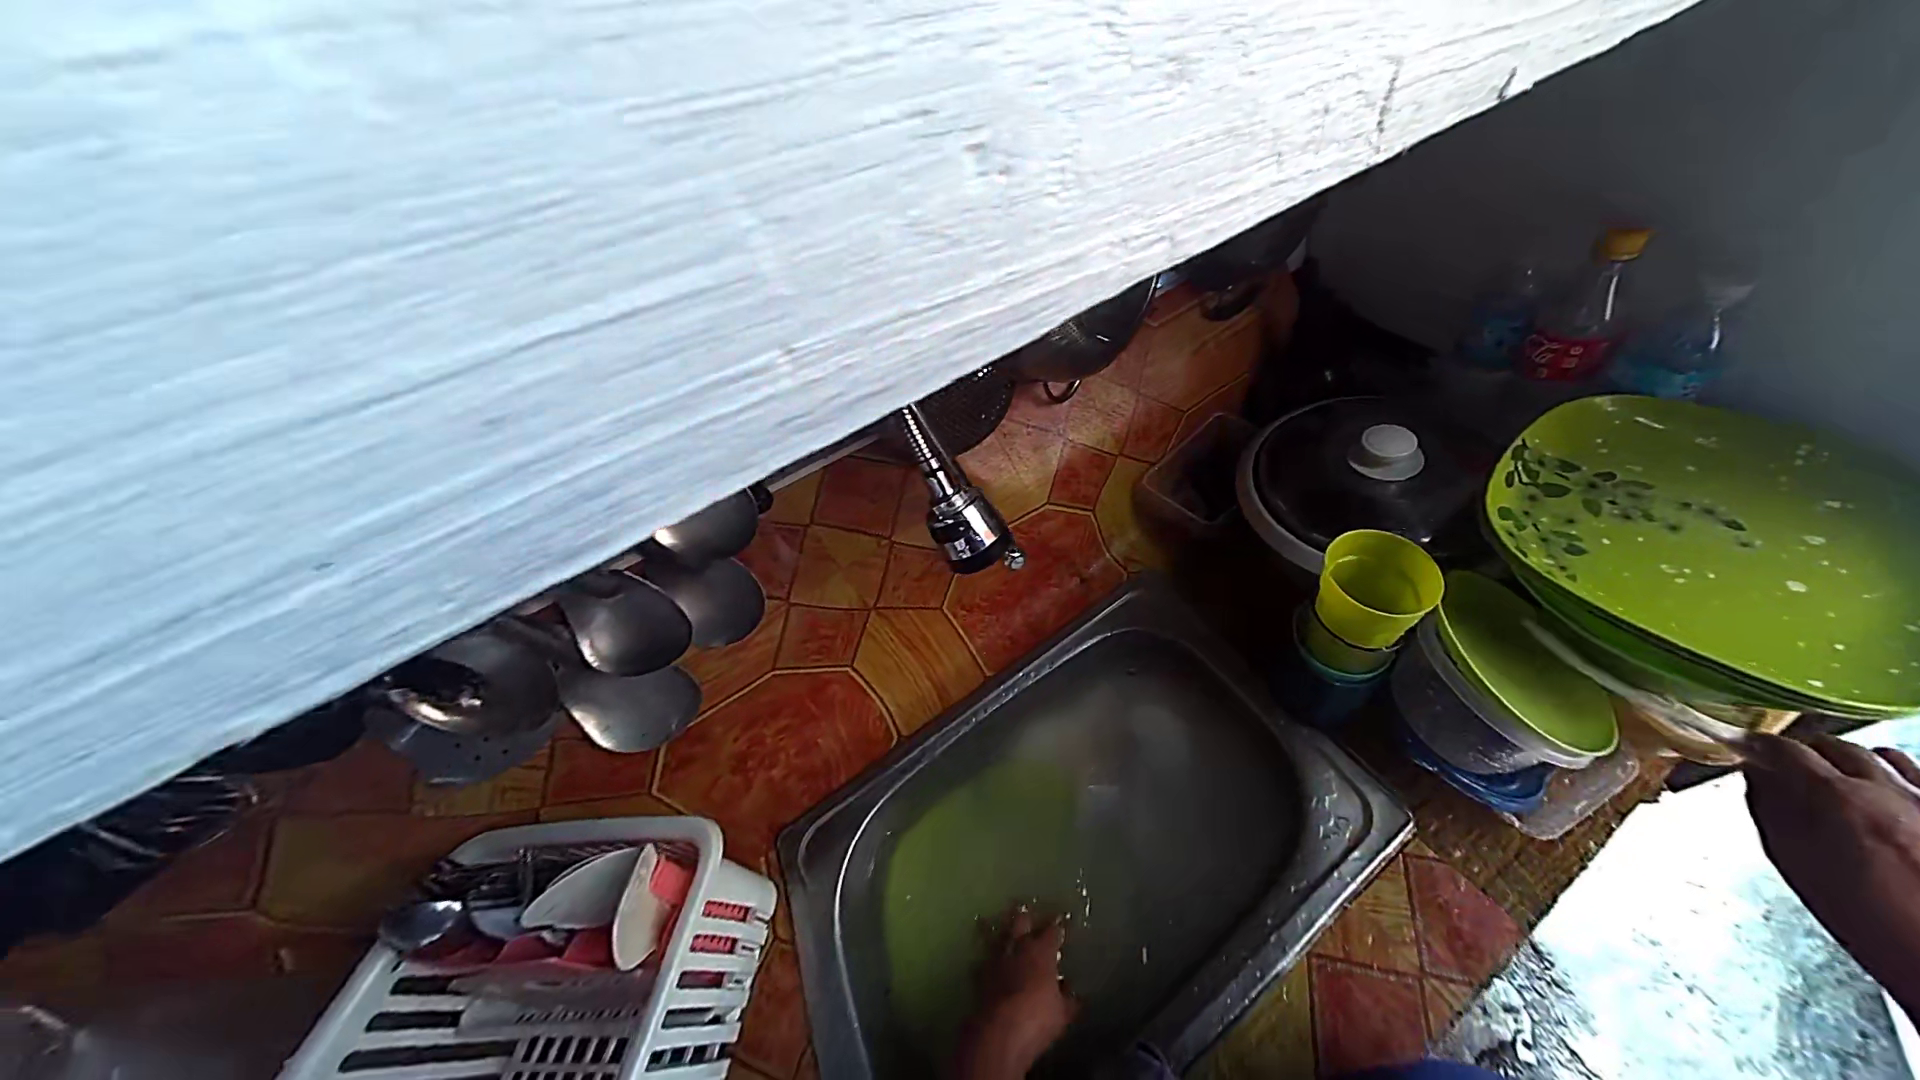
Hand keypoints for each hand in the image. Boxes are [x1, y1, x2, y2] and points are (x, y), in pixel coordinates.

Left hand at [953, 909, 1078, 1079]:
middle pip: (1020, 920)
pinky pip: (983, 958)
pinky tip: (986, 958)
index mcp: (1041, 951)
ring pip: (997, 934)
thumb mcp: (1062, 1014)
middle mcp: (1017, 947)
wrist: (998, 1032)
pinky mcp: (979, 973)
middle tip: (1028, 912)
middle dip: (1026, 916)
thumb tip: (1074, 994)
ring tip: (1001, 925)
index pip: (1052, 930)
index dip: (1057, 926)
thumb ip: (1069, 1000)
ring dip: (1001, 930)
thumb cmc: (1037, 1019)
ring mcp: (995, 958)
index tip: (1061, 921)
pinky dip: (986, 957)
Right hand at [1744, 733, 1919, 1014]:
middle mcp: (1888, 791)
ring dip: (1853, 761)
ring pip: (1885, 756)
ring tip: (1839, 776)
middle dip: (1805, 751)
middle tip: (1787, 763)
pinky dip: (1899, 774)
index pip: (1781, 748)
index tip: (1744, 747)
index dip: (1756, 744)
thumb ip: (1770, 807)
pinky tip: (1888, 788)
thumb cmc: (1866, 915)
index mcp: (1835, 798)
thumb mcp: (1793, 858)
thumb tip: (1757, 777)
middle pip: (1836, 747)